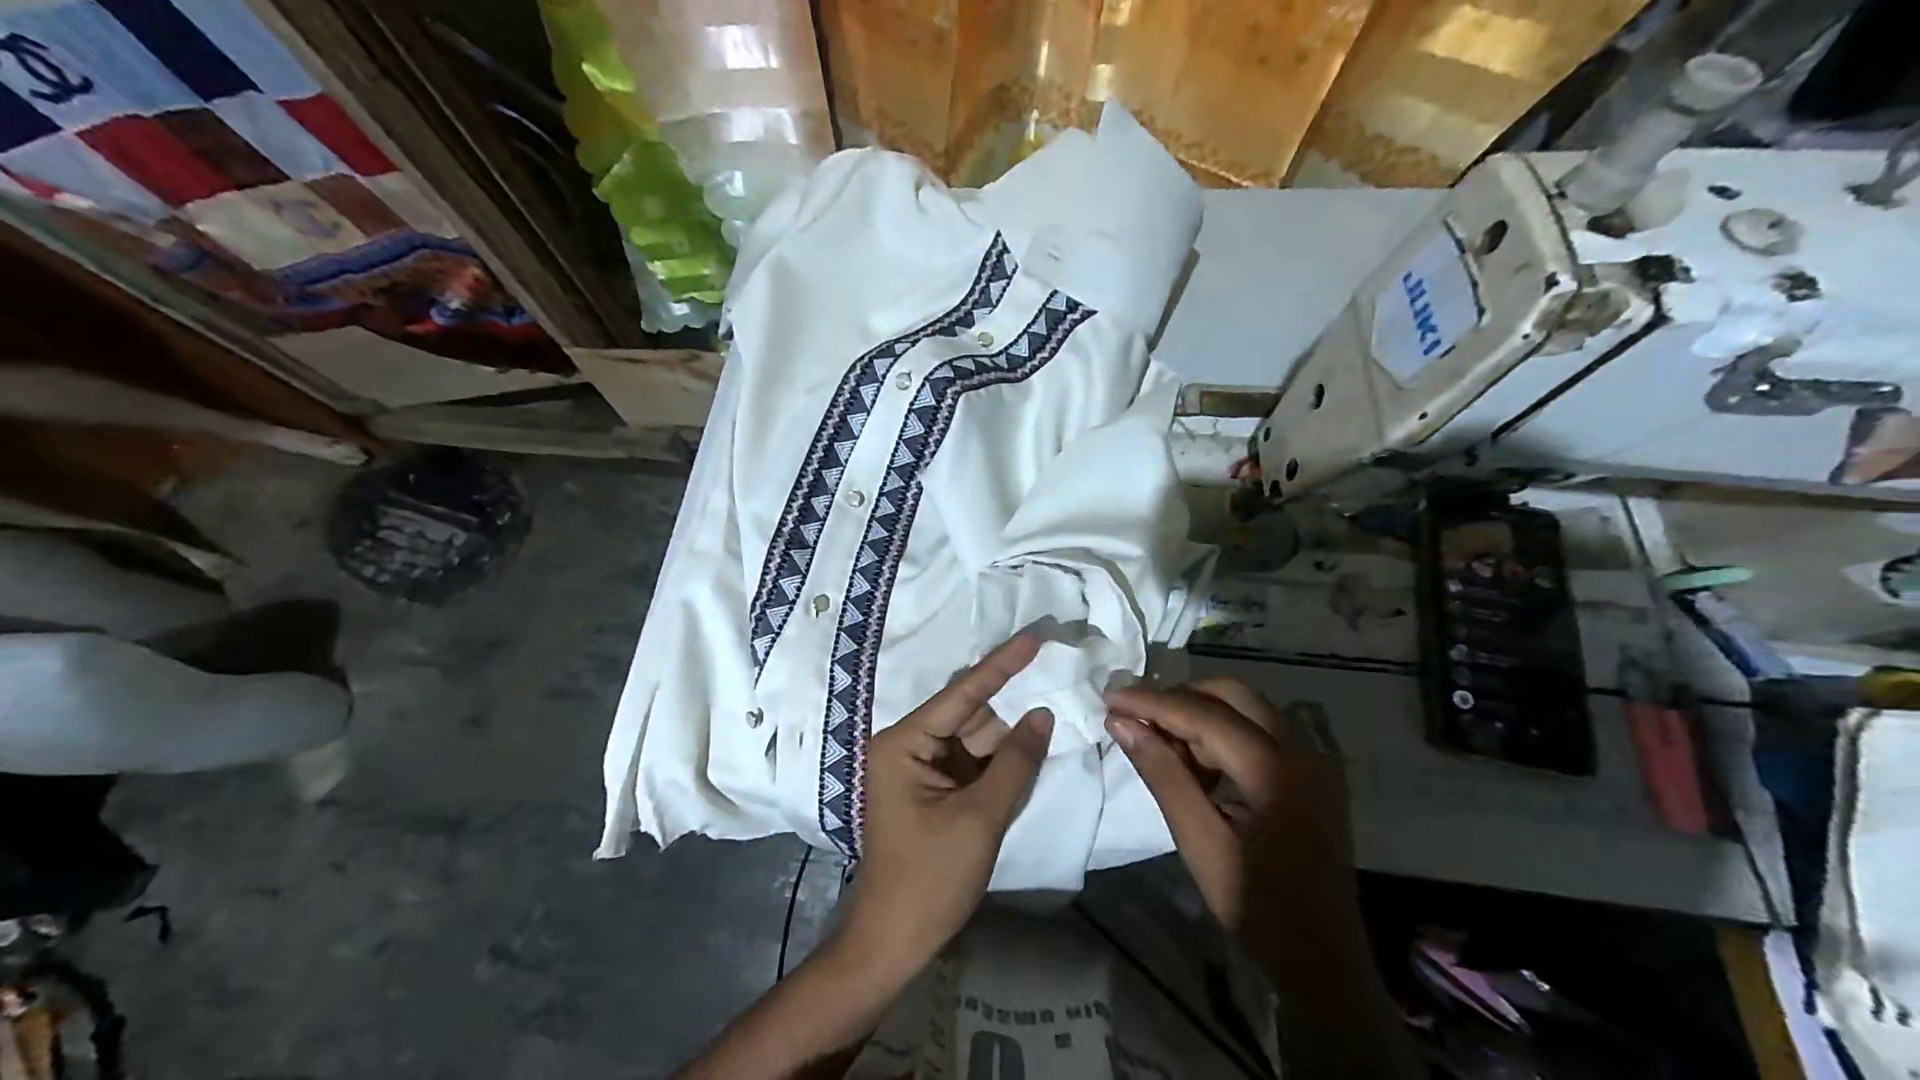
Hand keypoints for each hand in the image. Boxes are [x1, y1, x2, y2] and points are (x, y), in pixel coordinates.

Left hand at [839, 634, 1053, 979]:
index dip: (1002, 664)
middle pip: (971, 717)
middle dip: (1012, 714)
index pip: (961, 694)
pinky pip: (973, 763)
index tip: (1035, 636)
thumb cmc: (930, 878)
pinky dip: (1000, 763)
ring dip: (1010, 741)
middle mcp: (907, 746)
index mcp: (903, 744)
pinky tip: (1031, 755)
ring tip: (1052, 728)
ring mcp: (920, 768)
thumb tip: (1044, 715)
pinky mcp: (933, 789)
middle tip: (1058, 689)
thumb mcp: (980, 817)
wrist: (896, 939)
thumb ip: (1015, 762)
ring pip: (976, 740)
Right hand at [1104, 678, 1353, 933]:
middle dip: (1179, 699)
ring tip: (1160, 748)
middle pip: (1232, 695)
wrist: (1323, 960)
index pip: (1205, 715)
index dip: (1152, 702)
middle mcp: (1303, 751)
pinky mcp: (1313, 775)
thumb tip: (1121, 723)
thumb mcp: (1200, 842)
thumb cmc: (1256, 907)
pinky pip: (1260, 733)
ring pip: (1246, 710)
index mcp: (1278, 770)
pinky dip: (1222, 736)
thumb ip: (1163, 775)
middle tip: (1133, 718)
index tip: (1108, 696)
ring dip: (1200, 717)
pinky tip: (1196, 767)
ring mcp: (1314, 762)